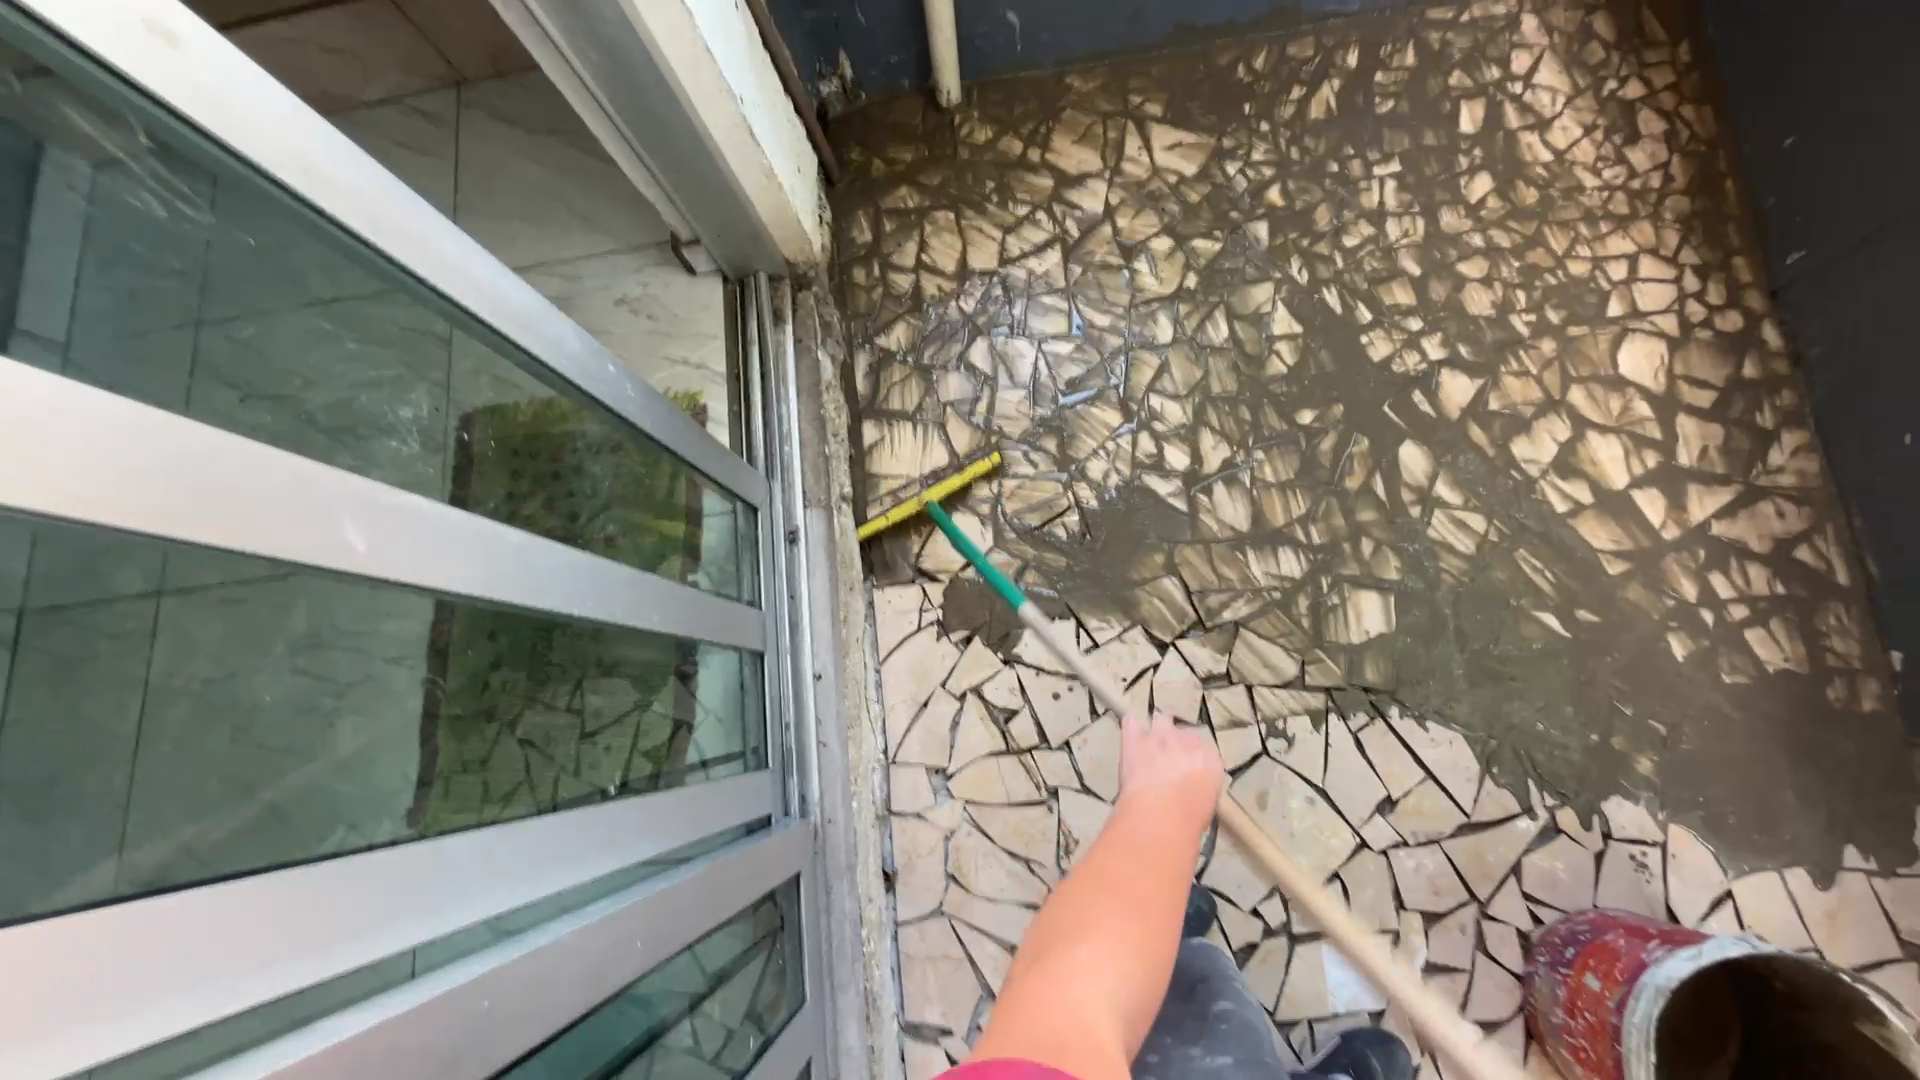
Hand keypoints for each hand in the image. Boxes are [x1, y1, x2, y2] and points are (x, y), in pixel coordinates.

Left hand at [1117, 711, 1222, 834]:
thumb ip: (1201, 785)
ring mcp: (1160, 736)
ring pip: (1161, 720)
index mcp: (1210, 757)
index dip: (1194, 755)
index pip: (1205, 747)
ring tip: (1151, 741)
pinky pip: (1131, 722)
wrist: (1160, 814)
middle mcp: (1187, 740)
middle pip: (1183, 731)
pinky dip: (1130, 726)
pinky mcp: (1134, 739)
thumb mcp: (1206, 804)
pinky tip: (1129, 729)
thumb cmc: (1189, 819)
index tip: (1188, 766)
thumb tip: (1192, 786)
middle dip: (1177, 741)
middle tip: (1168, 757)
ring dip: (1158, 729)